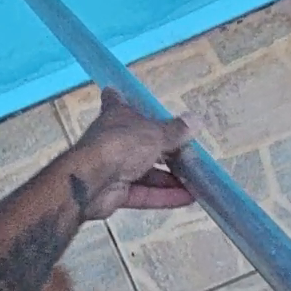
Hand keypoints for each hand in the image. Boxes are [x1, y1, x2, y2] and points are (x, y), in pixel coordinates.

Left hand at [62, 88, 195, 220]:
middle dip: (165, 150)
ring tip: (197, 181)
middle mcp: (113, 140)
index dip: (120, 97)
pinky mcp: (114, 193)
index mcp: (116, 116)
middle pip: (140, 143)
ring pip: (144, 173)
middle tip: (191, 155)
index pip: (116, 101)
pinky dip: (164, 196)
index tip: (118, 91)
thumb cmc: (122, 144)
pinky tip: (188, 198)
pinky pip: (143, 194)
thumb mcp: (155, 133)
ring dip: (170, 178)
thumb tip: (195, 121)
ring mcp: (112, 168)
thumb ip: (175, 131)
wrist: (92, 181)